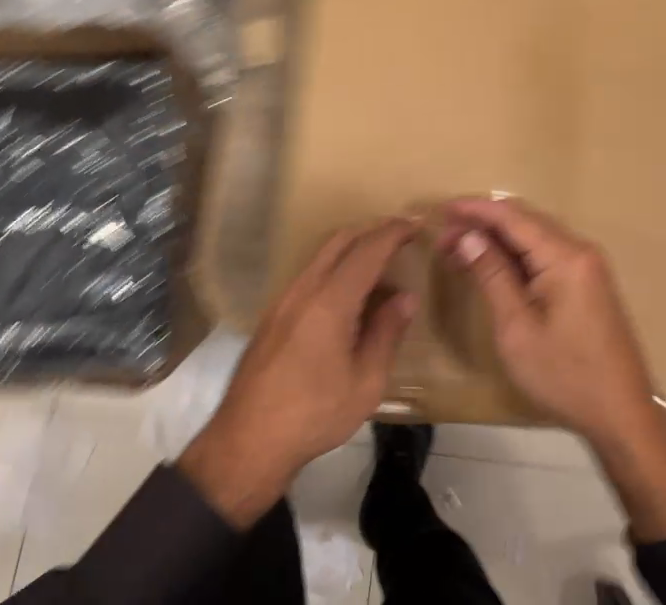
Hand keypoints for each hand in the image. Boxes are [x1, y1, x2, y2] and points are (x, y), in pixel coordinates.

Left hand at [178, 218, 416, 526]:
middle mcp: (303, 289)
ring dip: (352, 249)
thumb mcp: (365, 382)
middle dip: (372, 231)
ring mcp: (283, 300)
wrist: (248, 440)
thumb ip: (386, 334)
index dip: (394, 233)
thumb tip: (405, 297)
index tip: (416, 225)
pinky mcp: (273, 316)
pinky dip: (335, 268)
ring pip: (321, 256)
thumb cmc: (314, 414)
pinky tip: (350, 294)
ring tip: (381, 265)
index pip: (367, 250)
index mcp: (330, 301)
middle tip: (401, 236)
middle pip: (340, 241)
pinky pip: (309, 275)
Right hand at [435, 197, 653, 443]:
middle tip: (444, 237)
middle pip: (525, 220)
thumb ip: (493, 275)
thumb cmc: (565, 375)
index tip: (440, 211)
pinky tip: (492, 266)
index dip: (474, 209)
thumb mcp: (517, 328)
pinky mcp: (588, 284)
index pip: (512, 216)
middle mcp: (580, 251)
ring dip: (497, 238)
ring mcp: (588, 267)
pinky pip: (547, 255)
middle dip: (482, 223)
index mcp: (565, 257)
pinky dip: (516, 255)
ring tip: (460, 250)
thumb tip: (468, 236)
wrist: (621, 415)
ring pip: (535, 236)